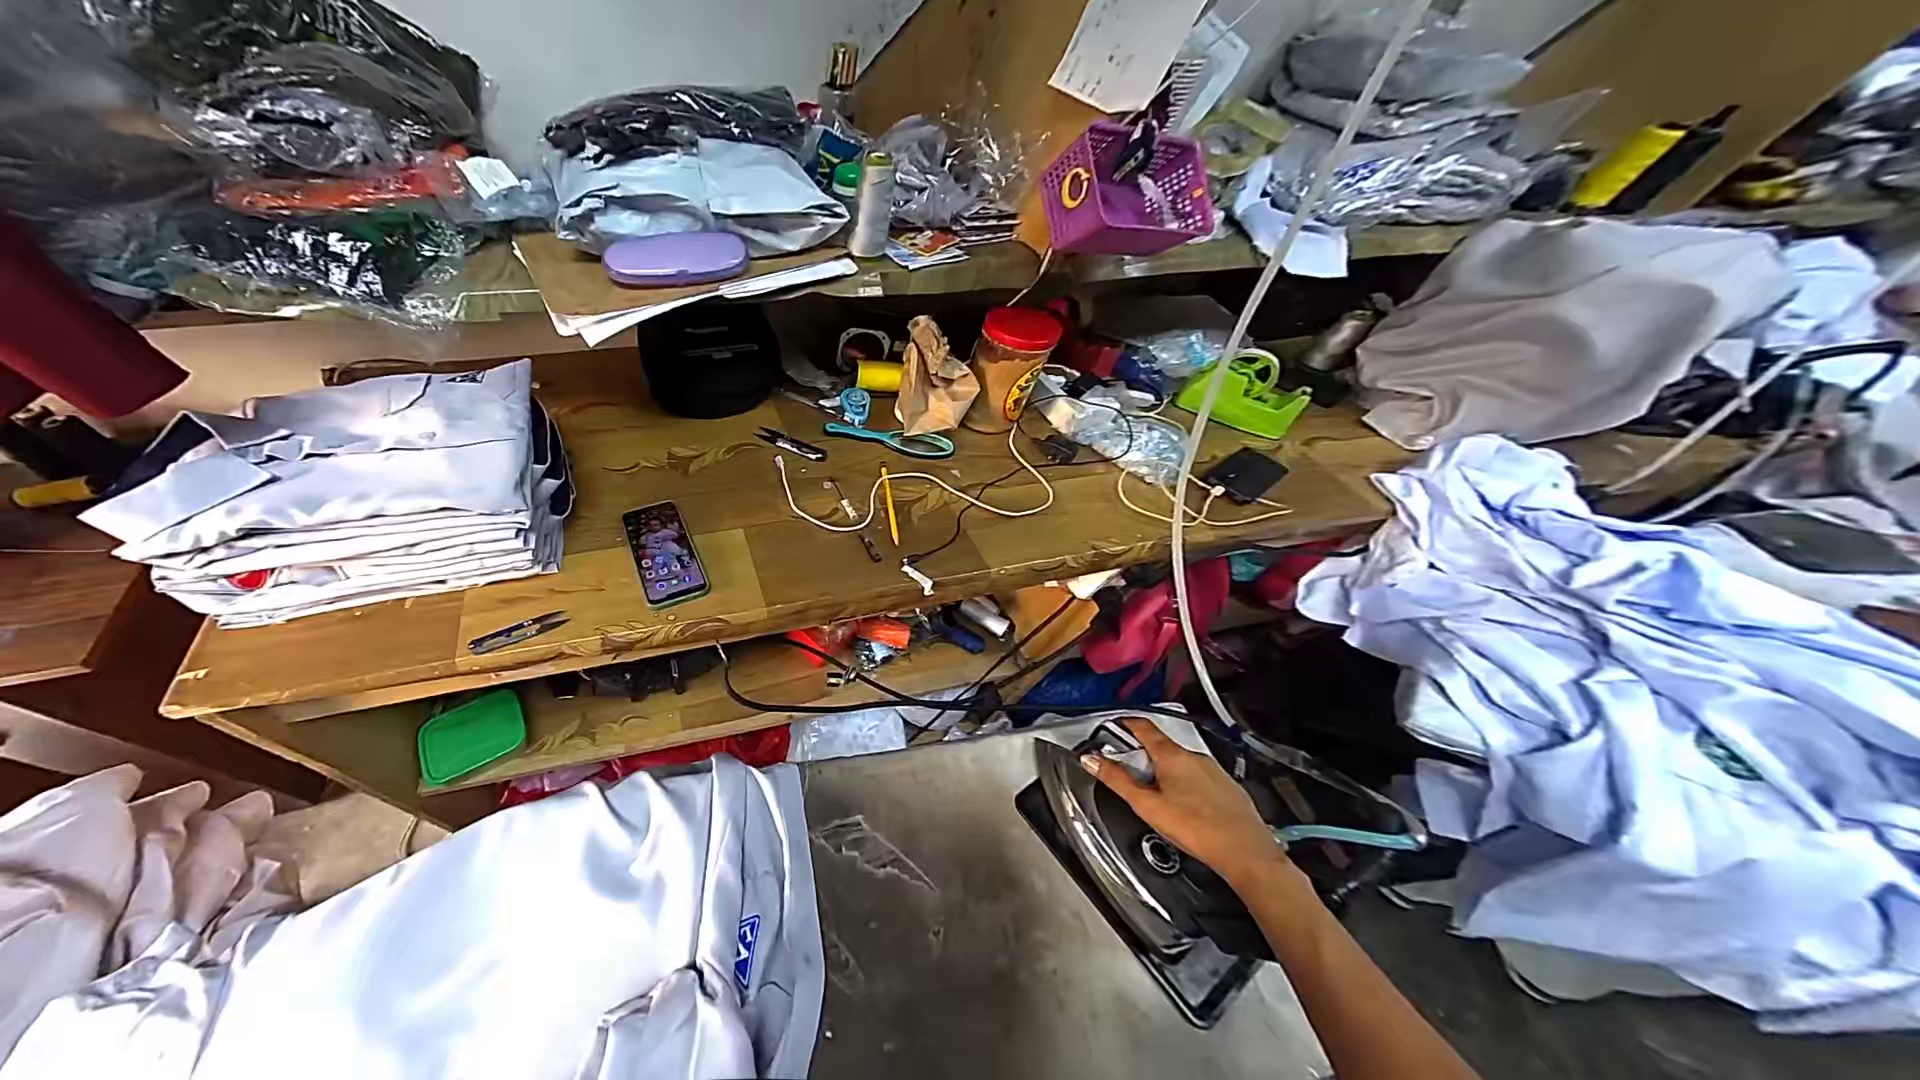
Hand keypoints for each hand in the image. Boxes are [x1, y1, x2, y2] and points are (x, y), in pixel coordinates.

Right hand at [1081, 717, 1290, 887]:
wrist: (1245, 852)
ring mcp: (1213, 770)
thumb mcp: (1147, 806)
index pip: (1144, 727)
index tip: (1115, 725)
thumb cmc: (1199, 829)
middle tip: (1128, 769)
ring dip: (1164, 770)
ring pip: (1181, 762)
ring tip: (1155, 794)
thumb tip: (1092, 760)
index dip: (1126, 723)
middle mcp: (1195, 756)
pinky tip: (1184, 805)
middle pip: (1161, 745)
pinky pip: (1199, 776)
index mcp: (1172, 756)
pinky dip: (1185, 783)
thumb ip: (1117, 780)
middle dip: (1143, 754)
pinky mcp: (1226, 786)